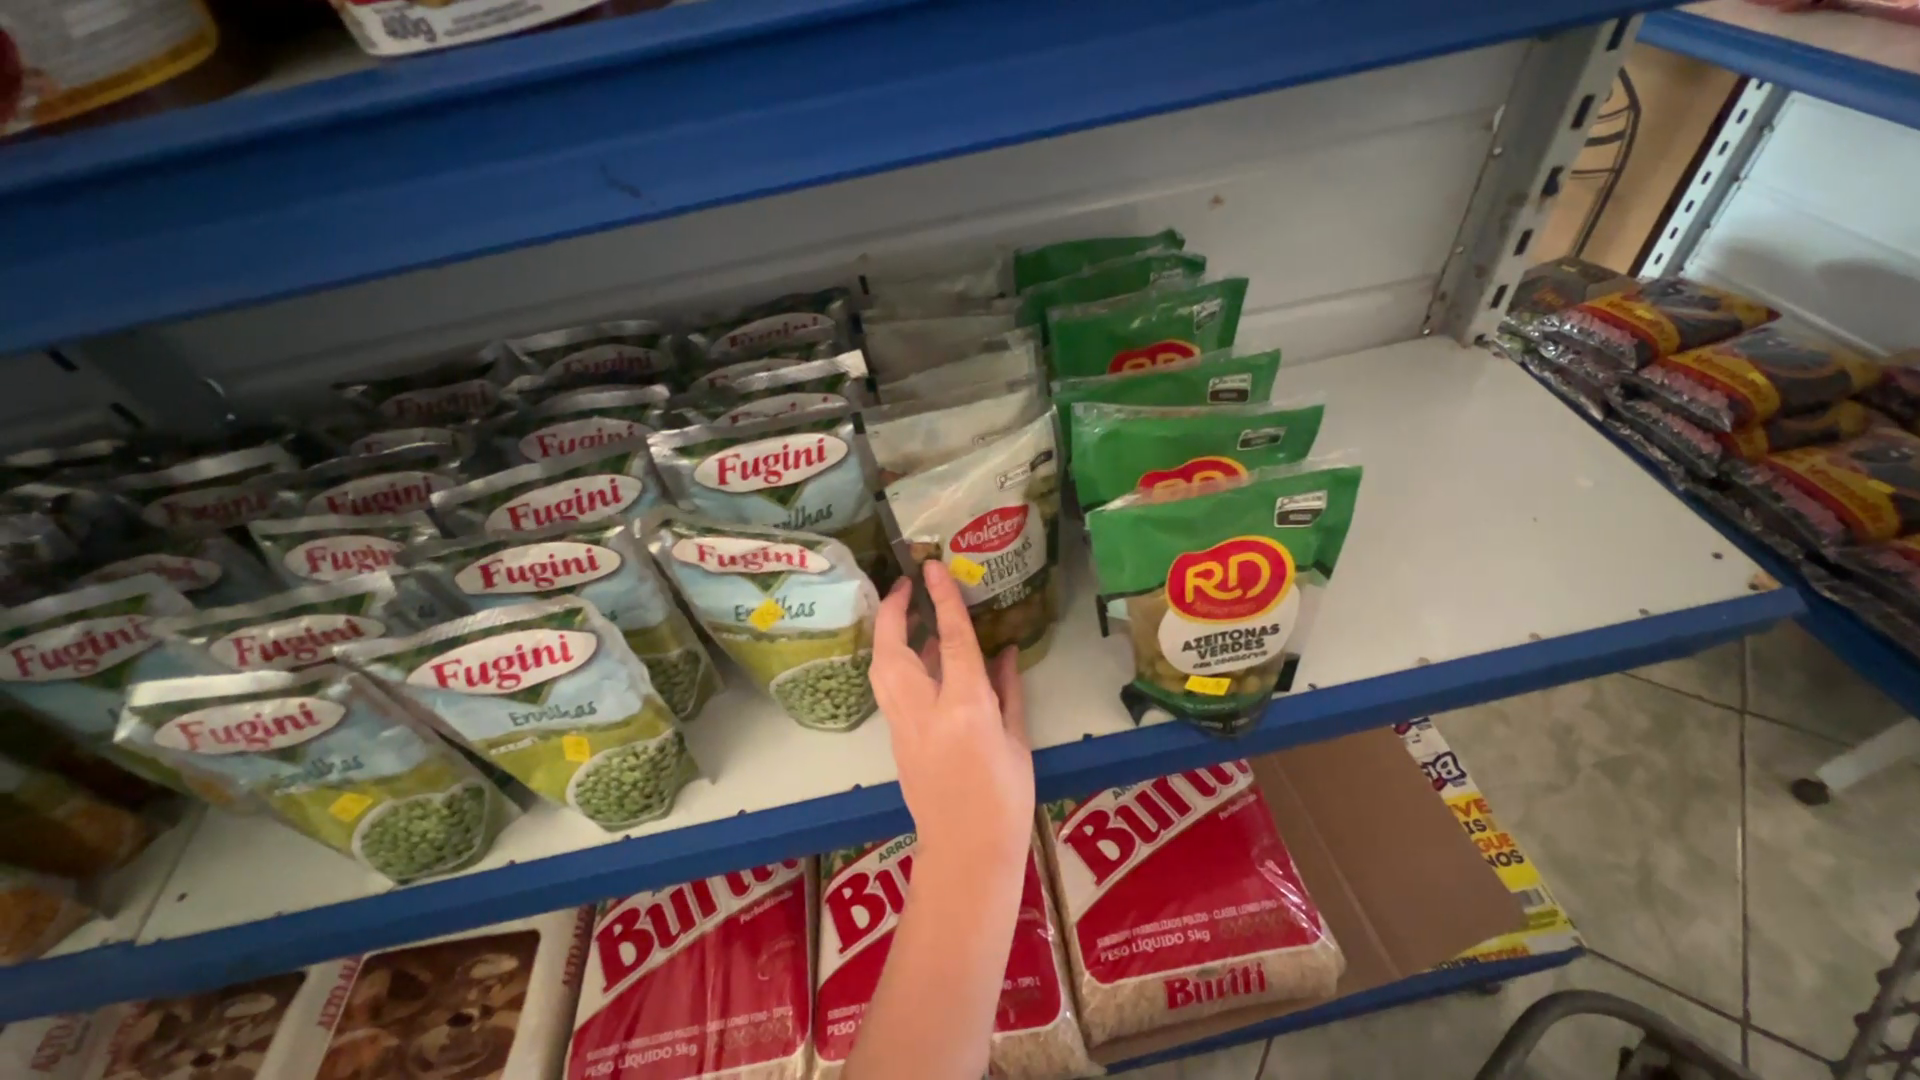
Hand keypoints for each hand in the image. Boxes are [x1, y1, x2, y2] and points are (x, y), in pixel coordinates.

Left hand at [870, 562, 1033, 869]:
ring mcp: (903, 728)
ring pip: (883, 669)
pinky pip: (892, 691)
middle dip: (890, 611)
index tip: (932, 567)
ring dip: (889, 635)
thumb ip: (1007, 691)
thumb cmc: (1006, 800)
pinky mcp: (895, 742)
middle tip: (904, 585)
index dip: (942, 599)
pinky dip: (899, 664)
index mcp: (965, 708)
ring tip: (909, 614)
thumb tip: (1004, 651)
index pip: (951, 639)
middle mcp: (925, 711)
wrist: (967, 853)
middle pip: (893, 649)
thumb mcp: (1017, 741)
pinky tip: (921, 657)